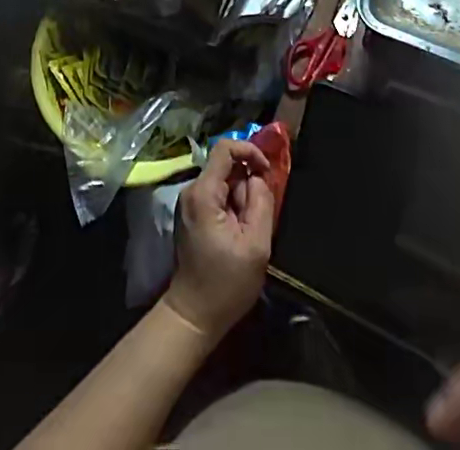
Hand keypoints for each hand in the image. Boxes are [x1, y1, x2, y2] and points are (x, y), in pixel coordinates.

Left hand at [162, 140, 275, 339]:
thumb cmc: (227, 282)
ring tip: (248, 234)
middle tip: (257, 221)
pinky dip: (234, 209)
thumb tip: (259, 177)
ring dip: (243, 201)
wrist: (195, 312)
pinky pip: (219, 198)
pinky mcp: (194, 214)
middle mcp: (192, 190)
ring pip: (225, 184)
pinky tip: (240, 235)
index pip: (224, 148)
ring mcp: (191, 203)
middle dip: (248, 187)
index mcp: (203, 193)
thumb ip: (261, 203)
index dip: (250, 152)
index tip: (268, 172)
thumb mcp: (256, 244)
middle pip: (226, 168)